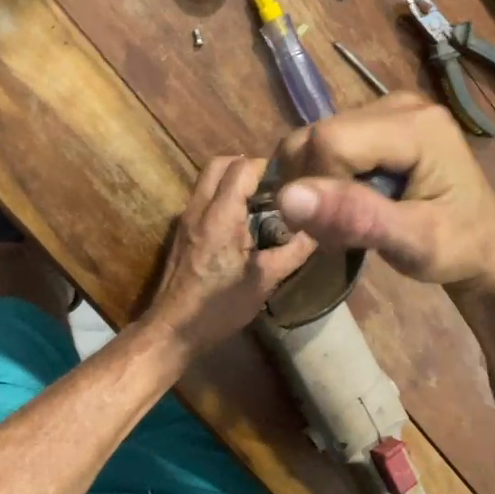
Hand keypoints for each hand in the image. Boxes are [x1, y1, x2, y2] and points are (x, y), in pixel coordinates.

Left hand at [145, 156, 316, 356]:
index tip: (290, 182)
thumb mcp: (265, 281)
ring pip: (208, 179)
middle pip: (220, 164)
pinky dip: (222, 197)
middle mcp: (198, 209)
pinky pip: (203, 198)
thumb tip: (321, 229)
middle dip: (248, 167)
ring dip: (233, 181)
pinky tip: (242, 223)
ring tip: (261, 204)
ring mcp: (185, 219)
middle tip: (274, 188)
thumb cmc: (219, 307)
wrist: (173, 329)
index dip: (268, 168)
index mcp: (220, 216)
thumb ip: (294, 250)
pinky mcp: (181, 232)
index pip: (242, 168)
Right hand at [273, 94, 494, 289]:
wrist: (485, 247)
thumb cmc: (458, 249)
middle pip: (317, 136)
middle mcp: (400, 104)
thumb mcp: (414, 242)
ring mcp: (388, 109)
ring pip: (314, 140)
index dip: (319, 189)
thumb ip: (355, 216)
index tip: (338, 232)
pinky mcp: (378, 121)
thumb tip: (287, 197)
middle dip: (313, 188)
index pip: (329, 141)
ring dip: (315, 187)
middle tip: (338, 231)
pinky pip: (326, 144)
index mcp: (417, 126)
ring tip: (346, 221)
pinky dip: (324, 179)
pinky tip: (349, 204)